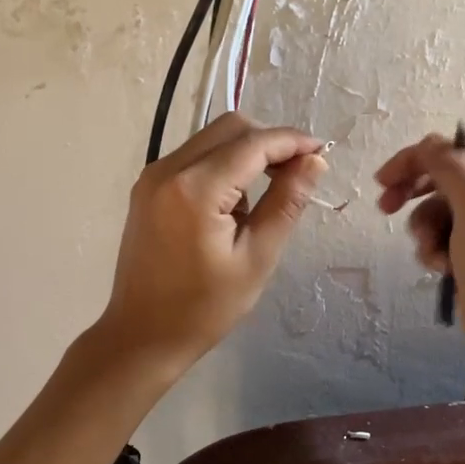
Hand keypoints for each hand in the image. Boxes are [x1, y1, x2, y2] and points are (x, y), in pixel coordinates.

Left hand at [100, 113, 326, 364]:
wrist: (142, 335)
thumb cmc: (204, 308)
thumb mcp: (257, 258)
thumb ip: (286, 202)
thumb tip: (314, 161)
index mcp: (196, 189)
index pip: (254, 144)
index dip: (293, 142)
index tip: (322, 153)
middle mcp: (168, 170)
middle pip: (230, 128)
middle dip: (269, 142)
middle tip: (297, 173)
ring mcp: (152, 176)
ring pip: (211, 138)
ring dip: (245, 152)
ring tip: (267, 194)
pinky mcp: (147, 187)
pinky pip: (193, 157)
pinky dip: (222, 164)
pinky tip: (234, 203)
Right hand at [375, 134, 464, 376]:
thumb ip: (450, 167)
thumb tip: (426, 144)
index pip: (445, 152)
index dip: (412, 161)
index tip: (382, 181)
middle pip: (435, 180)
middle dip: (410, 194)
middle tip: (385, 208)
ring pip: (431, 213)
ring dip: (422, 230)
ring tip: (432, 254)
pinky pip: (436, 240)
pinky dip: (430, 250)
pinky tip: (439, 268)